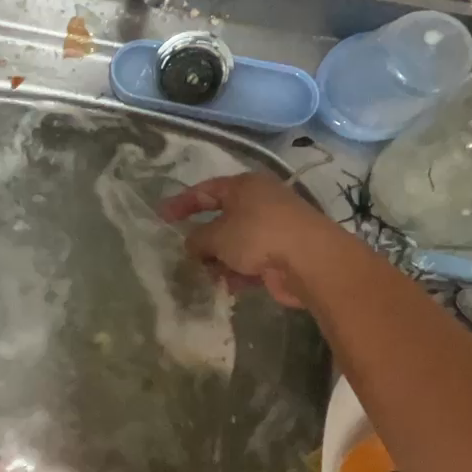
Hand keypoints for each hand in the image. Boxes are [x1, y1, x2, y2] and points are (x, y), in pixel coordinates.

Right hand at [159, 173, 345, 307]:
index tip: (161, 217)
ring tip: (205, 274)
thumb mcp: (216, 236)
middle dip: (202, 238)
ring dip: (219, 259)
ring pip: (235, 243)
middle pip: (221, 218)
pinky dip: (237, 271)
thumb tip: (192, 245)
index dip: (181, 203)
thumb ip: (196, 239)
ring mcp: (274, 228)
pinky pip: (251, 260)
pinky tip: (227, 284)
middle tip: (184, 253)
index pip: (205, 190)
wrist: (311, 261)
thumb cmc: (258, 236)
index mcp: (244, 186)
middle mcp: (260, 202)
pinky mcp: (282, 253)